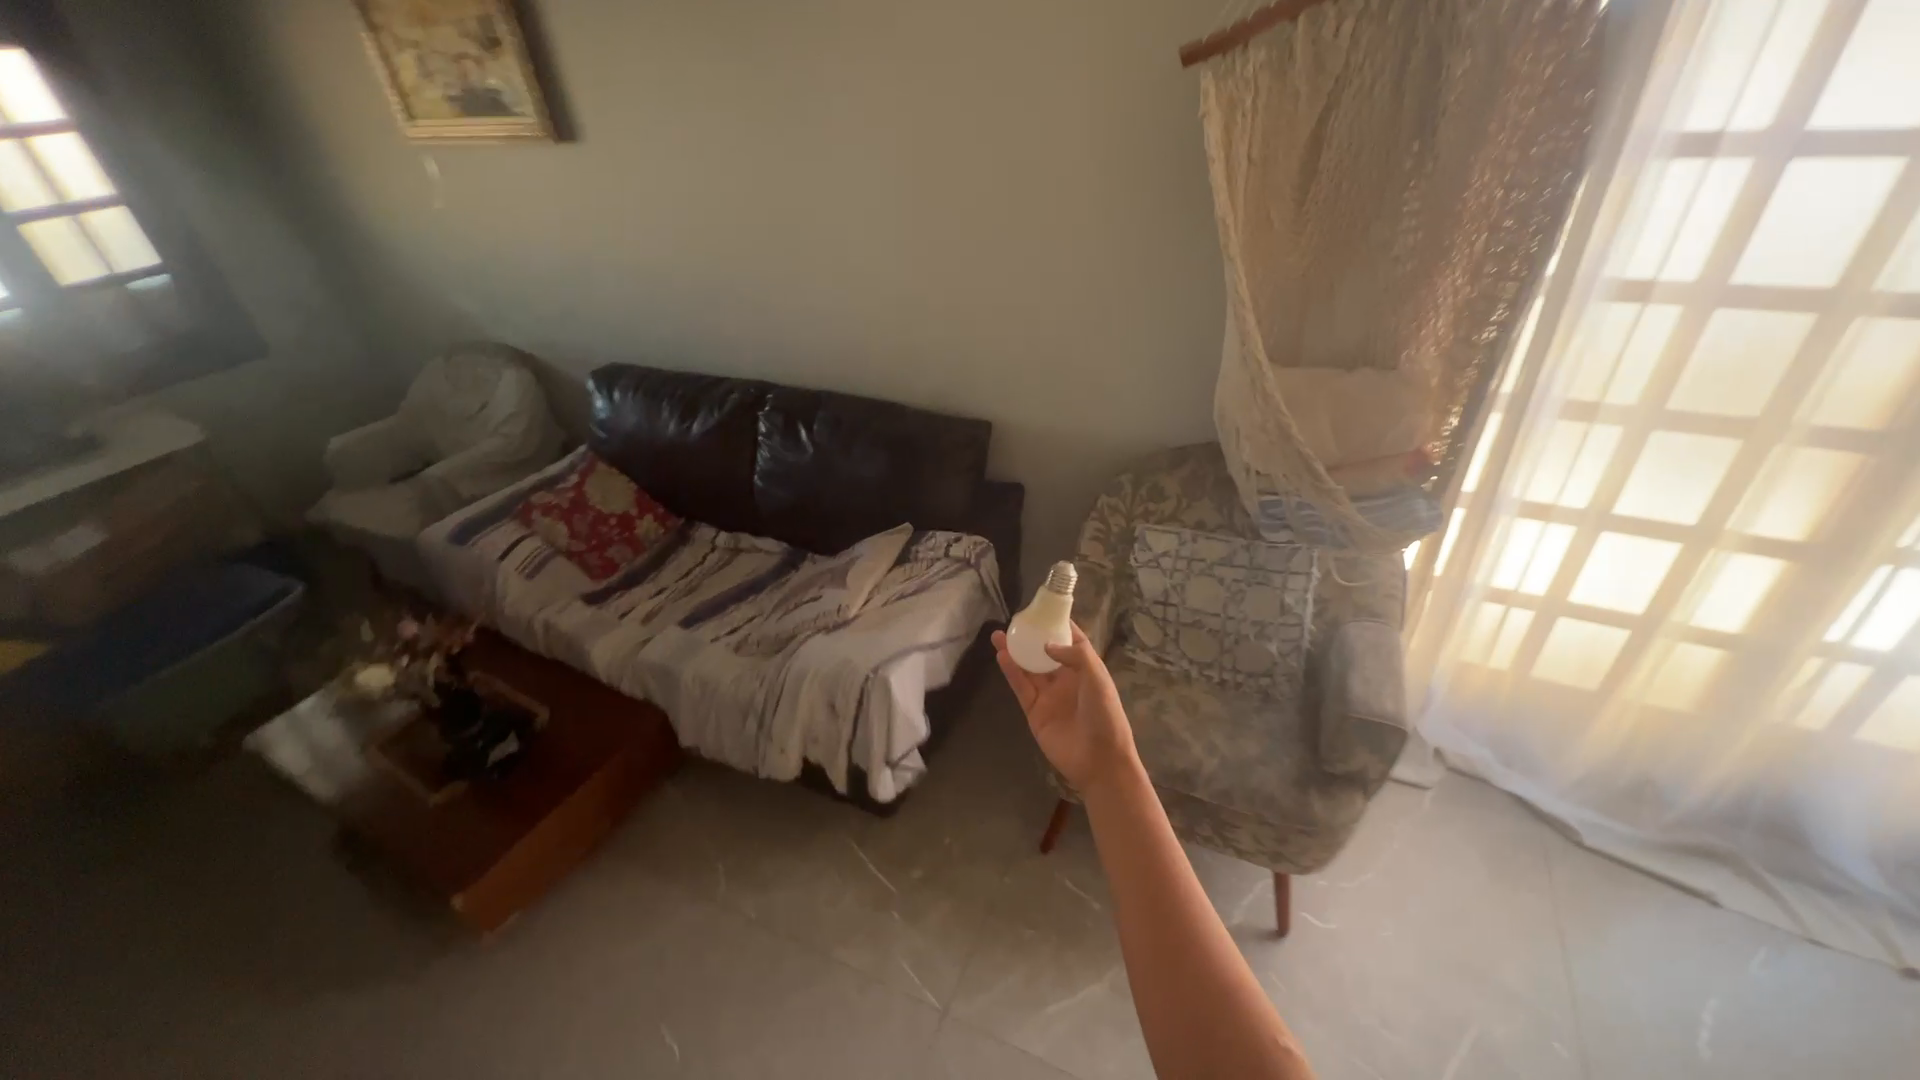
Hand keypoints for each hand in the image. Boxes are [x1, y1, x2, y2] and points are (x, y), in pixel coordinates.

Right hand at [992, 623, 1138, 795]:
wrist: (1099, 760)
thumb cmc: (1105, 716)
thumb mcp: (1097, 679)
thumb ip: (1075, 656)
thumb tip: (1047, 644)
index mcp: (1087, 670)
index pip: (1072, 641)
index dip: (1058, 626)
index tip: (1043, 609)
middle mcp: (1067, 680)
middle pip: (1045, 653)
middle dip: (1031, 637)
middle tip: (1015, 622)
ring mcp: (1049, 696)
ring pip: (1029, 668)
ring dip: (1016, 652)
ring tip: (1000, 635)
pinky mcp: (1035, 711)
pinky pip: (1021, 687)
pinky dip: (1011, 672)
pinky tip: (1002, 656)